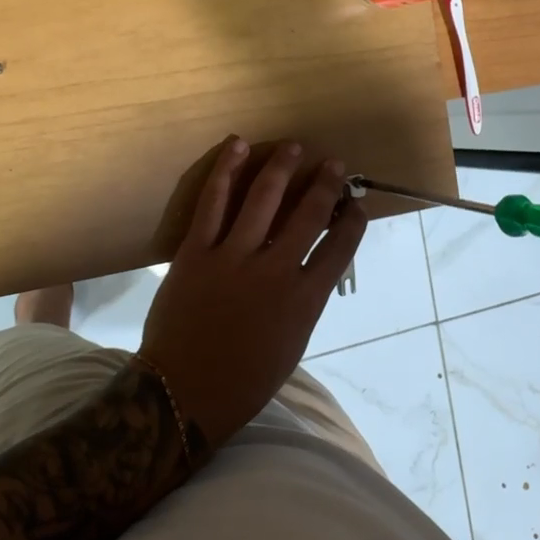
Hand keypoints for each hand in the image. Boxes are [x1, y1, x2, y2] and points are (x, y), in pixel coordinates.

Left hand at [139, 137, 364, 448]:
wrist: (183, 394)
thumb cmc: (241, 382)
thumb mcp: (289, 345)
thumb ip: (301, 302)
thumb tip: (306, 266)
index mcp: (303, 301)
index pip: (339, 249)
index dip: (352, 222)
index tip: (356, 203)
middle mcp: (274, 271)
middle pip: (308, 215)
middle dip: (325, 185)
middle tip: (333, 163)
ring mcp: (234, 257)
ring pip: (263, 198)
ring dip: (281, 167)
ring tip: (294, 146)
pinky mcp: (197, 250)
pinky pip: (213, 202)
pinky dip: (226, 170)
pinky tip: (237, 146)